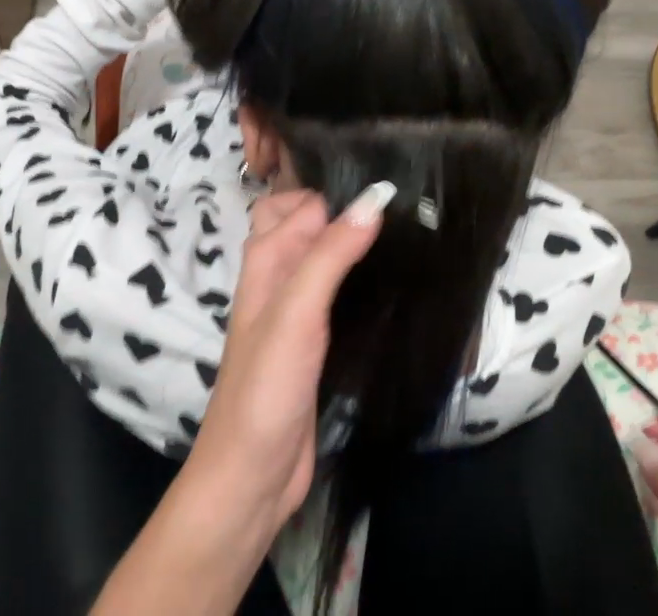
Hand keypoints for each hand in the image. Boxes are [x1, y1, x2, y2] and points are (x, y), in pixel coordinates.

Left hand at [185, 183, 387, 527]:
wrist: (252, 473)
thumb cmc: (267, 388)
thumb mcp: (296, 313)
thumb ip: (329, 256)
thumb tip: (372, 199)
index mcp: (264, 264)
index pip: (297, 204)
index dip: (335, 190)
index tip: (390, 183)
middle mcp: (275, 282)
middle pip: (301, 226)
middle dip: (339, 211)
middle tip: (397, 210)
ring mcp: (293, 315)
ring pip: (318, 261)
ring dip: (349, 245)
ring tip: (405, 235)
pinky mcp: (312, 345)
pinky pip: (332, 297)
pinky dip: (354, 282)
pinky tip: (388, 287)